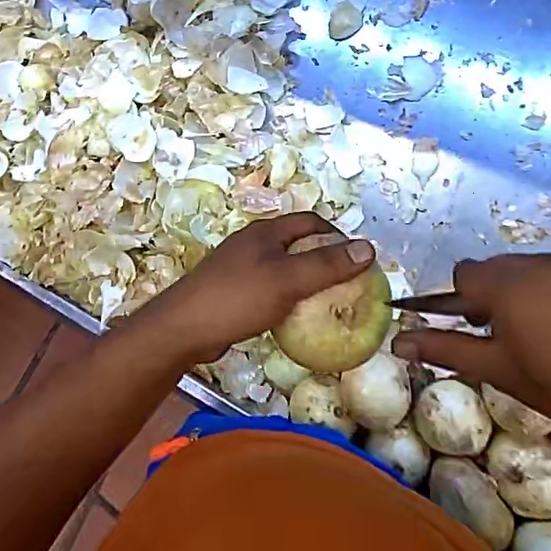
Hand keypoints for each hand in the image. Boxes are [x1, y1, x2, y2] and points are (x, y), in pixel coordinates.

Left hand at [131, 213, 376, 365]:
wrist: (183, 329)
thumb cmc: (237, 298)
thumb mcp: (288, 280)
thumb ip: (327, 265)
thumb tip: (368, 248)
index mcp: (266, 232)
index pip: (311, 222)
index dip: (337, 236)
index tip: (357, 260)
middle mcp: (252, 244)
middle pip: (297, 244)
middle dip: (323, 259)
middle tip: (346, 284)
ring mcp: (239, 268)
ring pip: (282, 268)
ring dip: (304, 280)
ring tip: (326, 303)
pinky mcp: (232, 292)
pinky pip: (269, 289)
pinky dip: (286, 298)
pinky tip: (293, 319)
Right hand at [392, 254, 550, 454]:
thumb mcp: (500, 372)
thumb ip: (445, 349)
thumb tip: (397, 341)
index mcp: (508, 287)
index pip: (467, 274)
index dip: (470, 302)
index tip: (487, 329)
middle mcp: (542, 263)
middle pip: (502, 267)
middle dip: (501, 293)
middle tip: (522, 334)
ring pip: (539, 266)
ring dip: (536, 288)